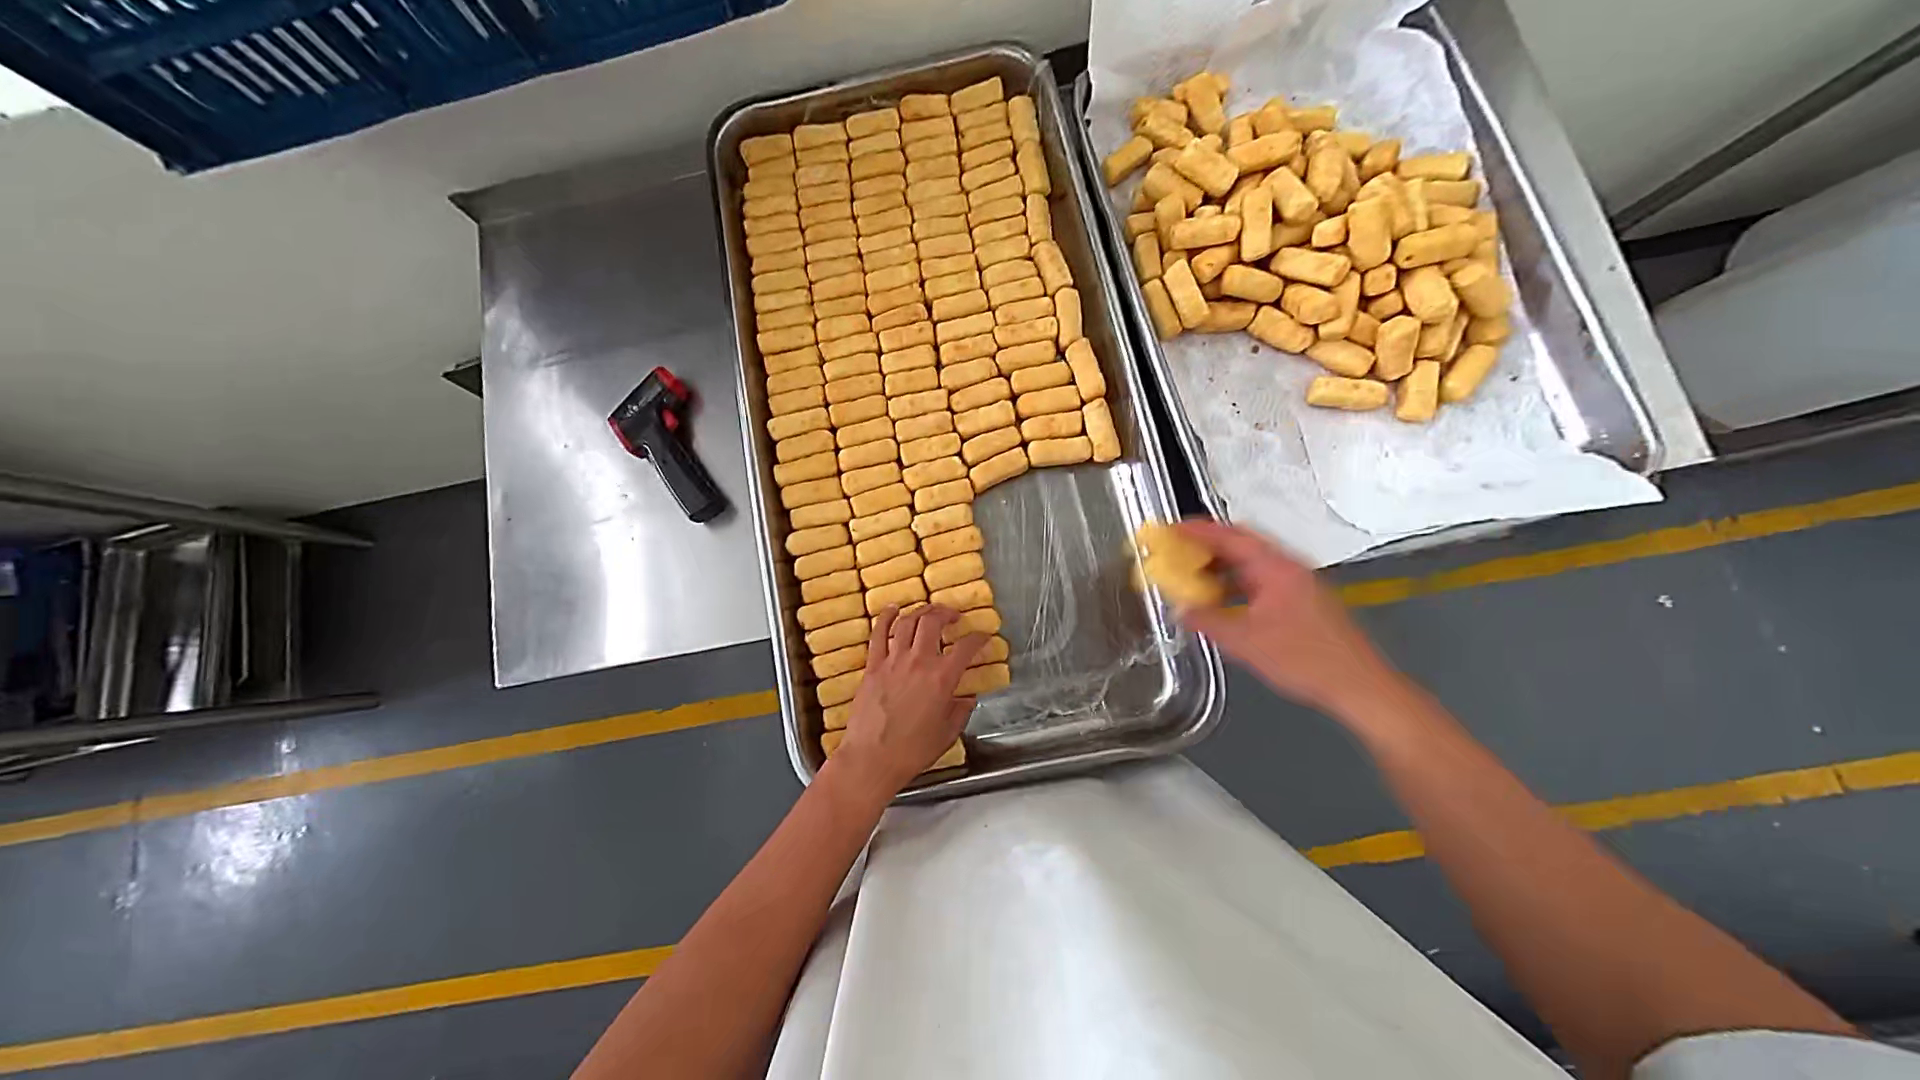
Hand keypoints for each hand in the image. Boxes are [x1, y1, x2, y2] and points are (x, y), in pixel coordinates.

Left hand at [830, 605, 986, 798]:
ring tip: (928, 610)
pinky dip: (886, 618)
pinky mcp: (872, 667)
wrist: (871, 759)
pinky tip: (892, 609)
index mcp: (942, 679)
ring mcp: (893, 661)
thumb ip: (960, 712)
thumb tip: (966, 700)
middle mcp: (918, 662)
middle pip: (933, 622)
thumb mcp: (947, 734)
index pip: (966, 648)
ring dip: (920, 611)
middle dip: (946, 613)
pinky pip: (879, 634)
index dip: (978, 638)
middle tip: (953, 616)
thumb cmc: (912, 751)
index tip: (983, 637)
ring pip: (907, 622)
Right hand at [1172, 520, 1402, 715]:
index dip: (1197, 531)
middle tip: (1178, 552)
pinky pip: (1261, 581)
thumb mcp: (1245, 642)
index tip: (1173, 529)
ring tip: (1192, 579)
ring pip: (1251, 564)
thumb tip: (1183, 611)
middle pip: (1241, 545)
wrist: (1357, 685)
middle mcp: (1290, 569)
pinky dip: (1236, 584)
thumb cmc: (1311, 661)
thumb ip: (1208, 622)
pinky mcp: (1303, 601)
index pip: (1230, 536)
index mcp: (1276, 568)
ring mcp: (1299, 584)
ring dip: (1221, 568)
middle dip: (1206, 547)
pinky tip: (1223, 602)